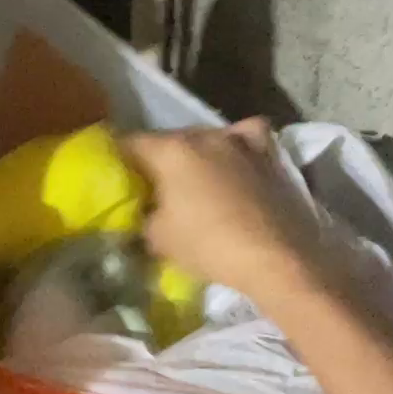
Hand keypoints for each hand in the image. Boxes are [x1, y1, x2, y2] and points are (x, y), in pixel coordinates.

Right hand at [121, 118, 326, 301]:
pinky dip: (236, 148)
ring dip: (196, 155)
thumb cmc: (209, 246)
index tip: (115, 179)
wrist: (278, 258)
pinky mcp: (270, 155)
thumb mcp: (158, 239)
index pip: (129, 144)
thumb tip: (144, 212)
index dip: (117, 161)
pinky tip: (235, 163)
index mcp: (171, 150)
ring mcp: (241, 141)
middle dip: (157, 160)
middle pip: (168, 140)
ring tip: (194, 180)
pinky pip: (244, 140)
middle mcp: (205, 135)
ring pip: (207, 139)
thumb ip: (143, 217)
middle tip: (152, 187)